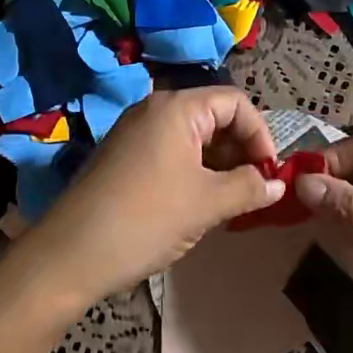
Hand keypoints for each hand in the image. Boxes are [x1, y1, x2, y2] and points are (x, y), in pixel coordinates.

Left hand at [22, 88, 286, 303]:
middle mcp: (153, 110)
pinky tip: (200, 204)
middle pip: (212, 116)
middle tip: (255, 192)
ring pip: (192, 138)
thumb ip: (249, 187)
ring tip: (232, 203)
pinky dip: (193, 172)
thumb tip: (277, 183)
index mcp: (175, 108)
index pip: (234, 102)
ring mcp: (134, 132)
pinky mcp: (123, 156)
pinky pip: (170, 152)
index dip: (260, 134)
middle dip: (240, 150)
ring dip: (218, 165)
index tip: (271, 174)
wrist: (75, 249)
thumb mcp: (208, 203)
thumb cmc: (148, 218)